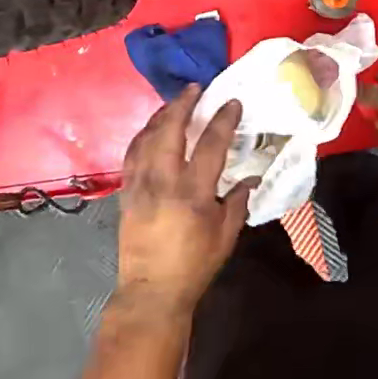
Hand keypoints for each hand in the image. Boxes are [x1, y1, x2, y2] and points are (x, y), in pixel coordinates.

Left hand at [114, 85, 253, 320]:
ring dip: (162, 114)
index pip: (210, 145)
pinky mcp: (126, 191)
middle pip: (170, 130)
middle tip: (196, 88)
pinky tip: (152, 128)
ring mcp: (140, 185)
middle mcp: (163, 182)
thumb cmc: (194, 264)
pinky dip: (144, 134)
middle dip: (183, 104)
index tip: (232, 102)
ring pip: (147, 137)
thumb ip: (238, 201)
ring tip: (176, 102)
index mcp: (193, 193)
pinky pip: (132, 153)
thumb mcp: (226, 234)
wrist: (152, 290)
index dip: (223, 120)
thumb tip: (251, 177)